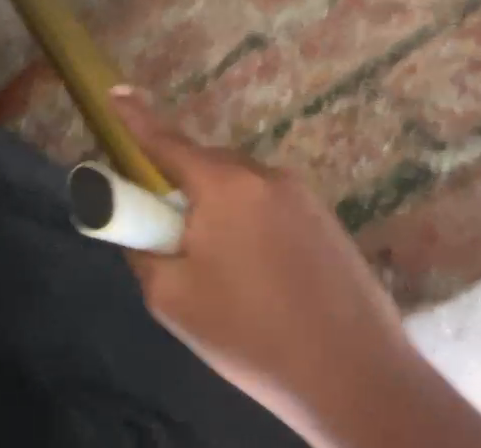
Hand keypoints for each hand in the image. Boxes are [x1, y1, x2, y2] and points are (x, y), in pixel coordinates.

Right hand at [112, 90, 480, 447]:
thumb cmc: (253, 335)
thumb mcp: (169, 296)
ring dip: (216, 208)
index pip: (162, 140)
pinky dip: (248, 225)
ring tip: (220, 266)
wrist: (365, 389)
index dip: (133, 116)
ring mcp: (305, 200)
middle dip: (178, 184)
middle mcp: (265, 178)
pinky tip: (257, 277)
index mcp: (222, 186)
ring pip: (237, 186)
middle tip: (168, 233)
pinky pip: (268, 207)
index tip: (115, 91)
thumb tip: (144, 232)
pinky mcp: (331, 226)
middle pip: (201, 162)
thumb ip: (142, 250)